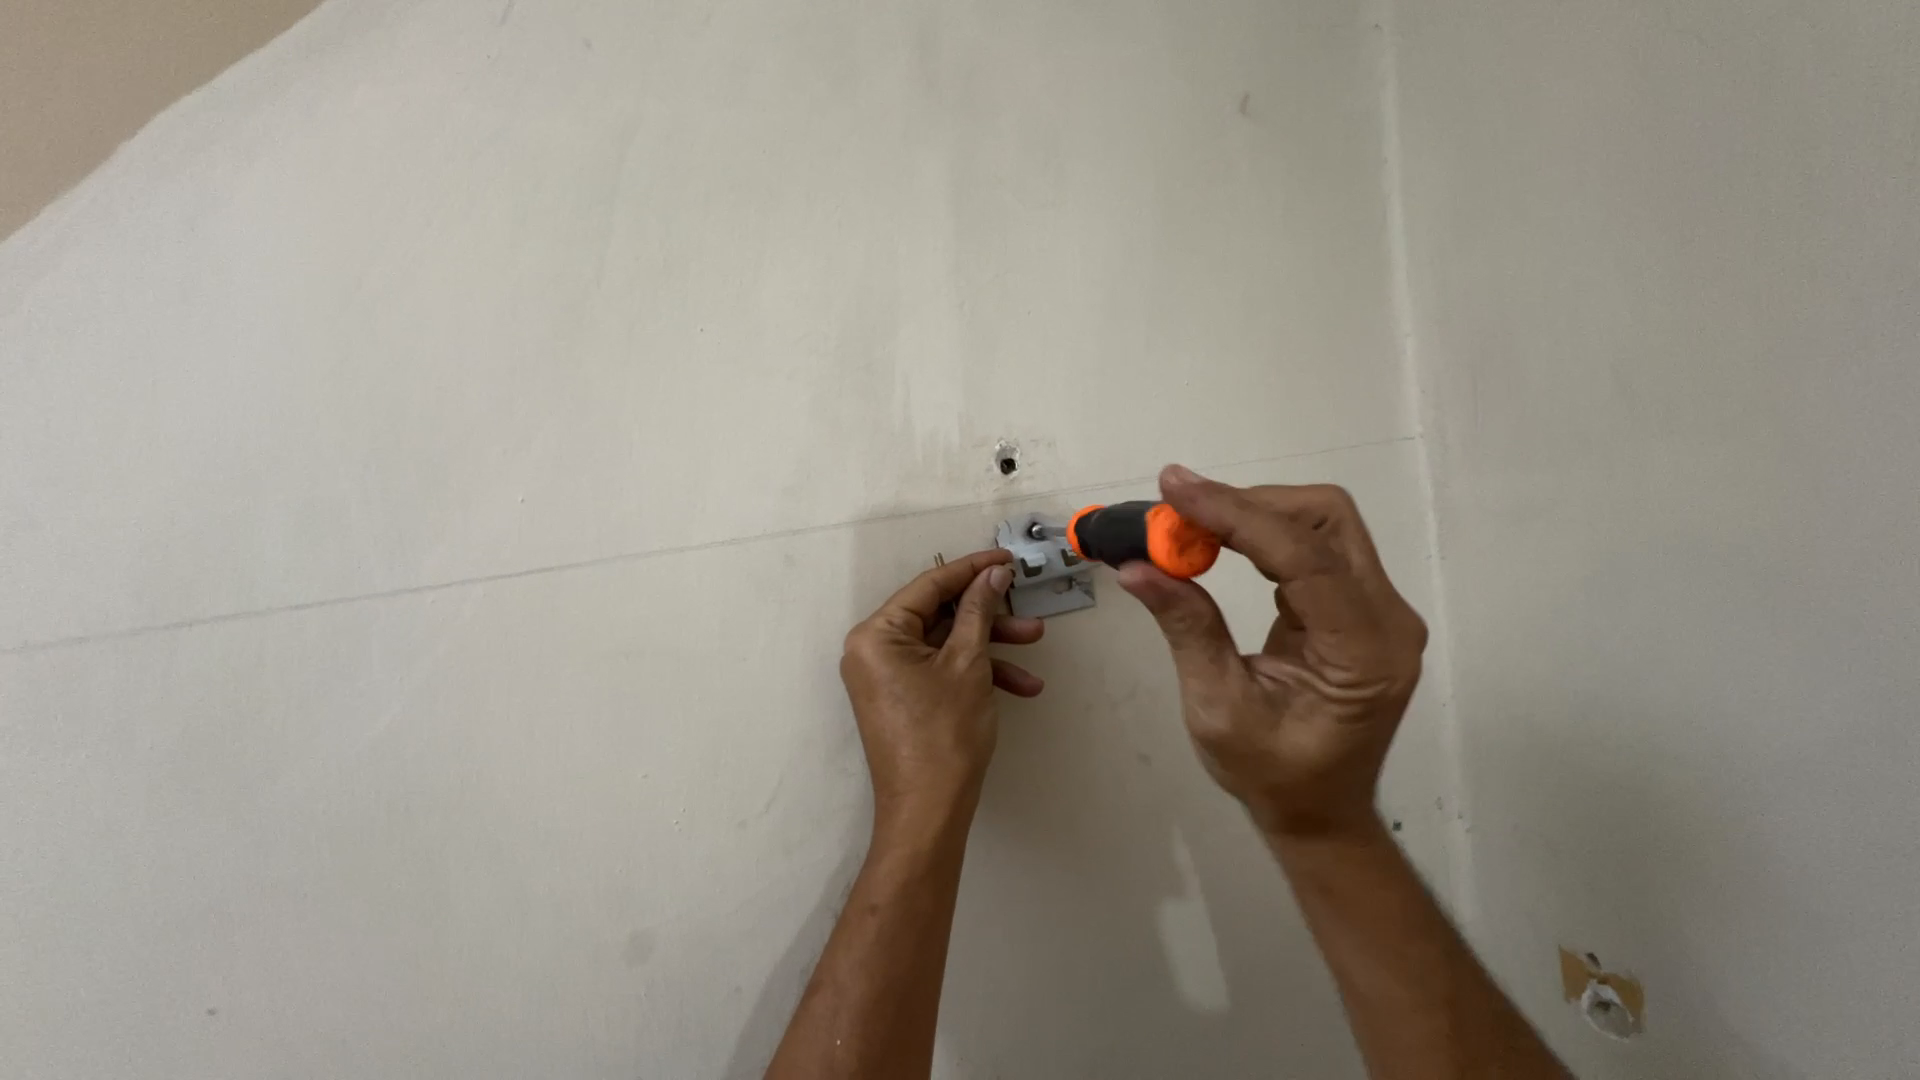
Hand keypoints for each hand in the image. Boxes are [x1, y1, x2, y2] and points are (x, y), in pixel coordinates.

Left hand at [841, 549, 1045, 823]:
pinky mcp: (901, 697)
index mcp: (877, 634)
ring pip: (945, 644)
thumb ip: (979, 611)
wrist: (928, 812)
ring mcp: (885, 675)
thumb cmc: (944, 734)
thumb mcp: (969, 664)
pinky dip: (976, 673)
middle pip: (938, 614)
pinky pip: (940, 670)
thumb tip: (993, 574)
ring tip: (1035, 647)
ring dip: (991, 647)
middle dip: (989, 616)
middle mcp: (873, 649)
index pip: (929, 585)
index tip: (1007, 559)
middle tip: (1027, 611)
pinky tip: (1020, 686)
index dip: (972, 569)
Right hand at [1119, 467, 1427, 836]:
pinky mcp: (1359, 607)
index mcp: (1361, 653)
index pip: (1305, 557)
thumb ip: (1187, 629)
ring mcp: (1379, 610)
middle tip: (1178, 513)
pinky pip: (1316, 545)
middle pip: (1327, 519)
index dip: (1236, 515)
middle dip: (1248, 504)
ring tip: (1189, 527)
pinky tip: (1219, 542)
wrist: (1320, 810)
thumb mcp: (1218, 708)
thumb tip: (1136, 567)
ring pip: (1323, 522)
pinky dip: (1263, 533)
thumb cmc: (1270, 774)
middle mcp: (1386, 619)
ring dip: (1254, 512)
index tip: (1174, 490)